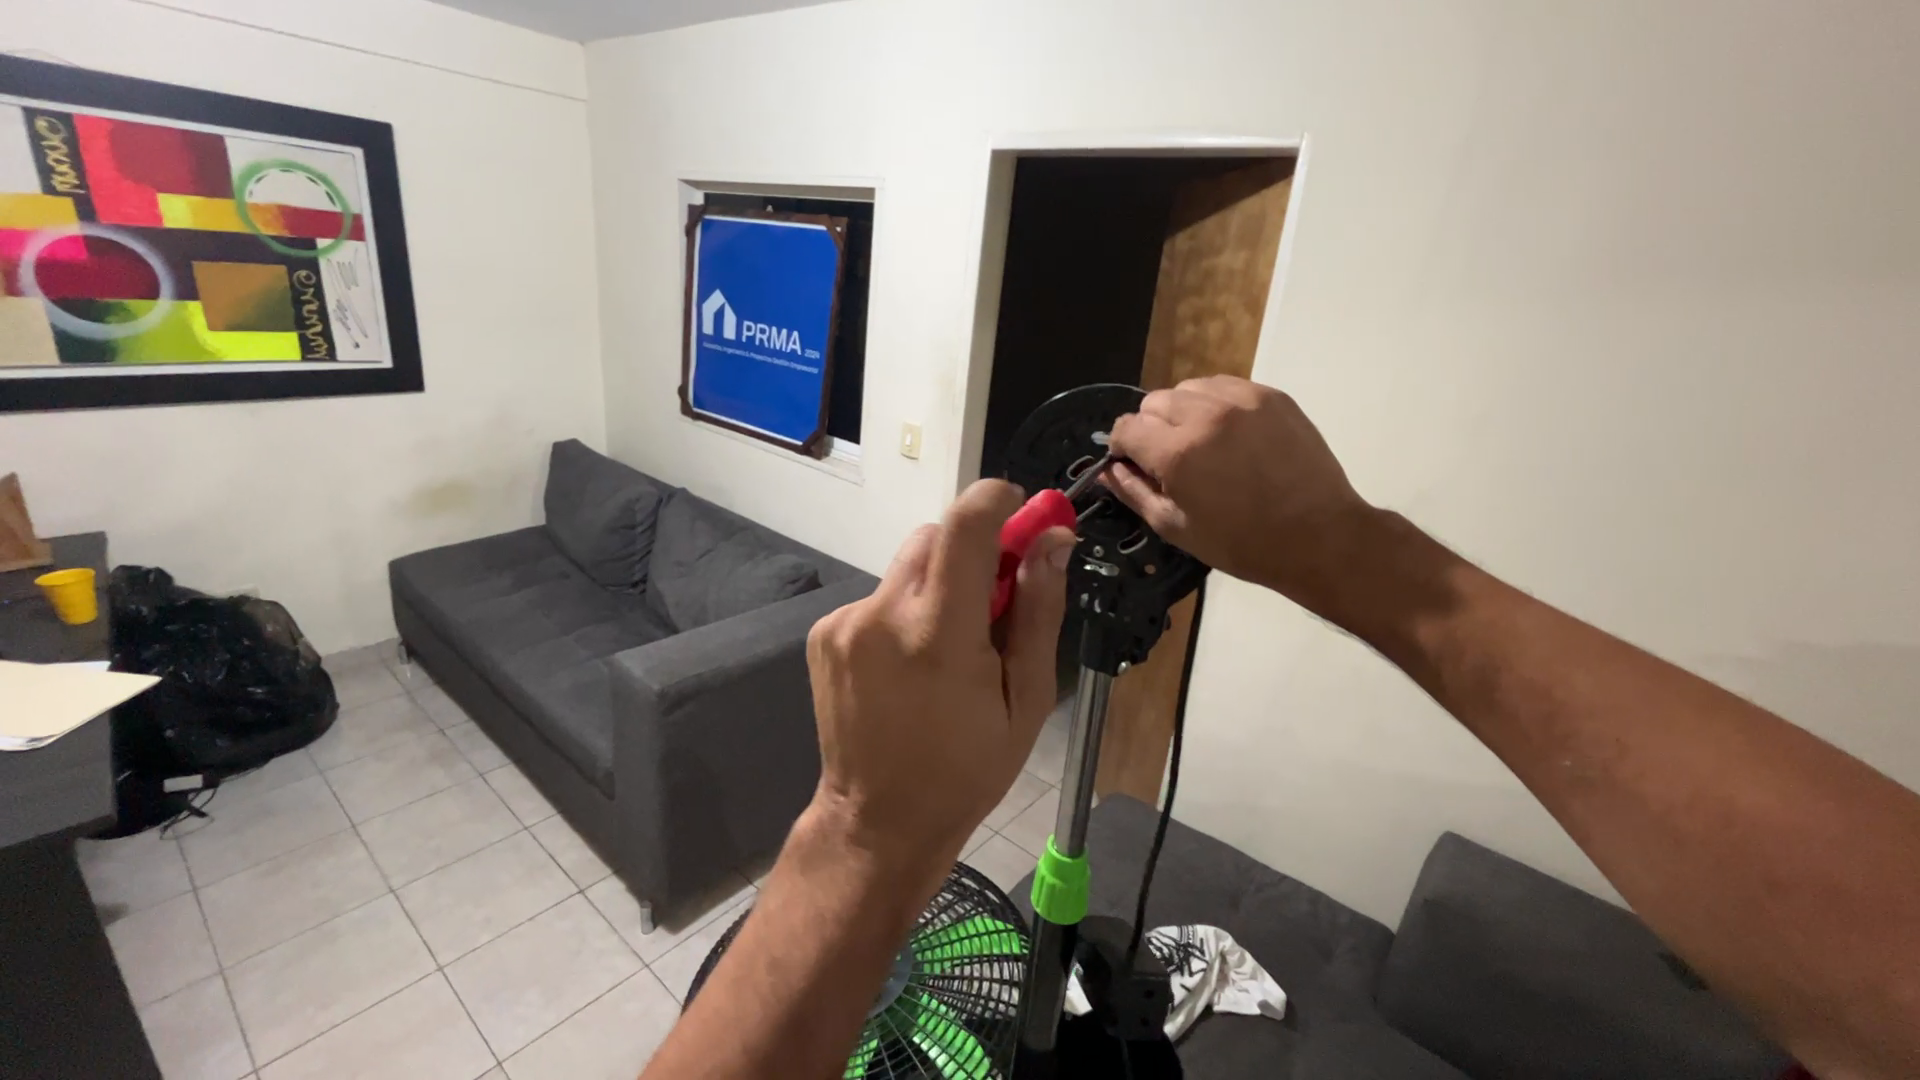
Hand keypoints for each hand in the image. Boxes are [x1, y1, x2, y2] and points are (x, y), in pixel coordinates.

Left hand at [805, 481, 1074, 895]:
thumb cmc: (967, 769)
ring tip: (946, 647)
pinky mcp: (824, 634)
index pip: (966, 523)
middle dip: (971, 553)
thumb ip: (1038, 610)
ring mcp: (845, 623)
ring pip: (906, 565)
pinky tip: (909, 664)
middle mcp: (883, 614)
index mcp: (940, 633)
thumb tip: (1054, 540)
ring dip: (937, 585)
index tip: (1022, 514)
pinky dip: (903, 612)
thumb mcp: (1027, 699)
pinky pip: (878, 597)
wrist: (878, 819)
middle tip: (993, 603)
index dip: (999, 501)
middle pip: (934, 536)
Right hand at [1104, 375, 1376, 609]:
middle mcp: (1205, 415)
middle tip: (1171, 458)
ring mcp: (1242, 400)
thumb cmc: (1240, 542)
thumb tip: (1109, 470)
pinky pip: (1225, 386)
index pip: (1126, 427)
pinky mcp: (1271, 396)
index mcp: (1177, 451)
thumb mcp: (1175, 527)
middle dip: (1151, 428)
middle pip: (1154, 402)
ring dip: (1183, 411)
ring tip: (1201, 442)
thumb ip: (1134, 492)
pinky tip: (1229, 433)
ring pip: (1188, 388)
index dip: (1122, 447)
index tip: (1133, 464)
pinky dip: (1216, 404)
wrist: (1318, 535)